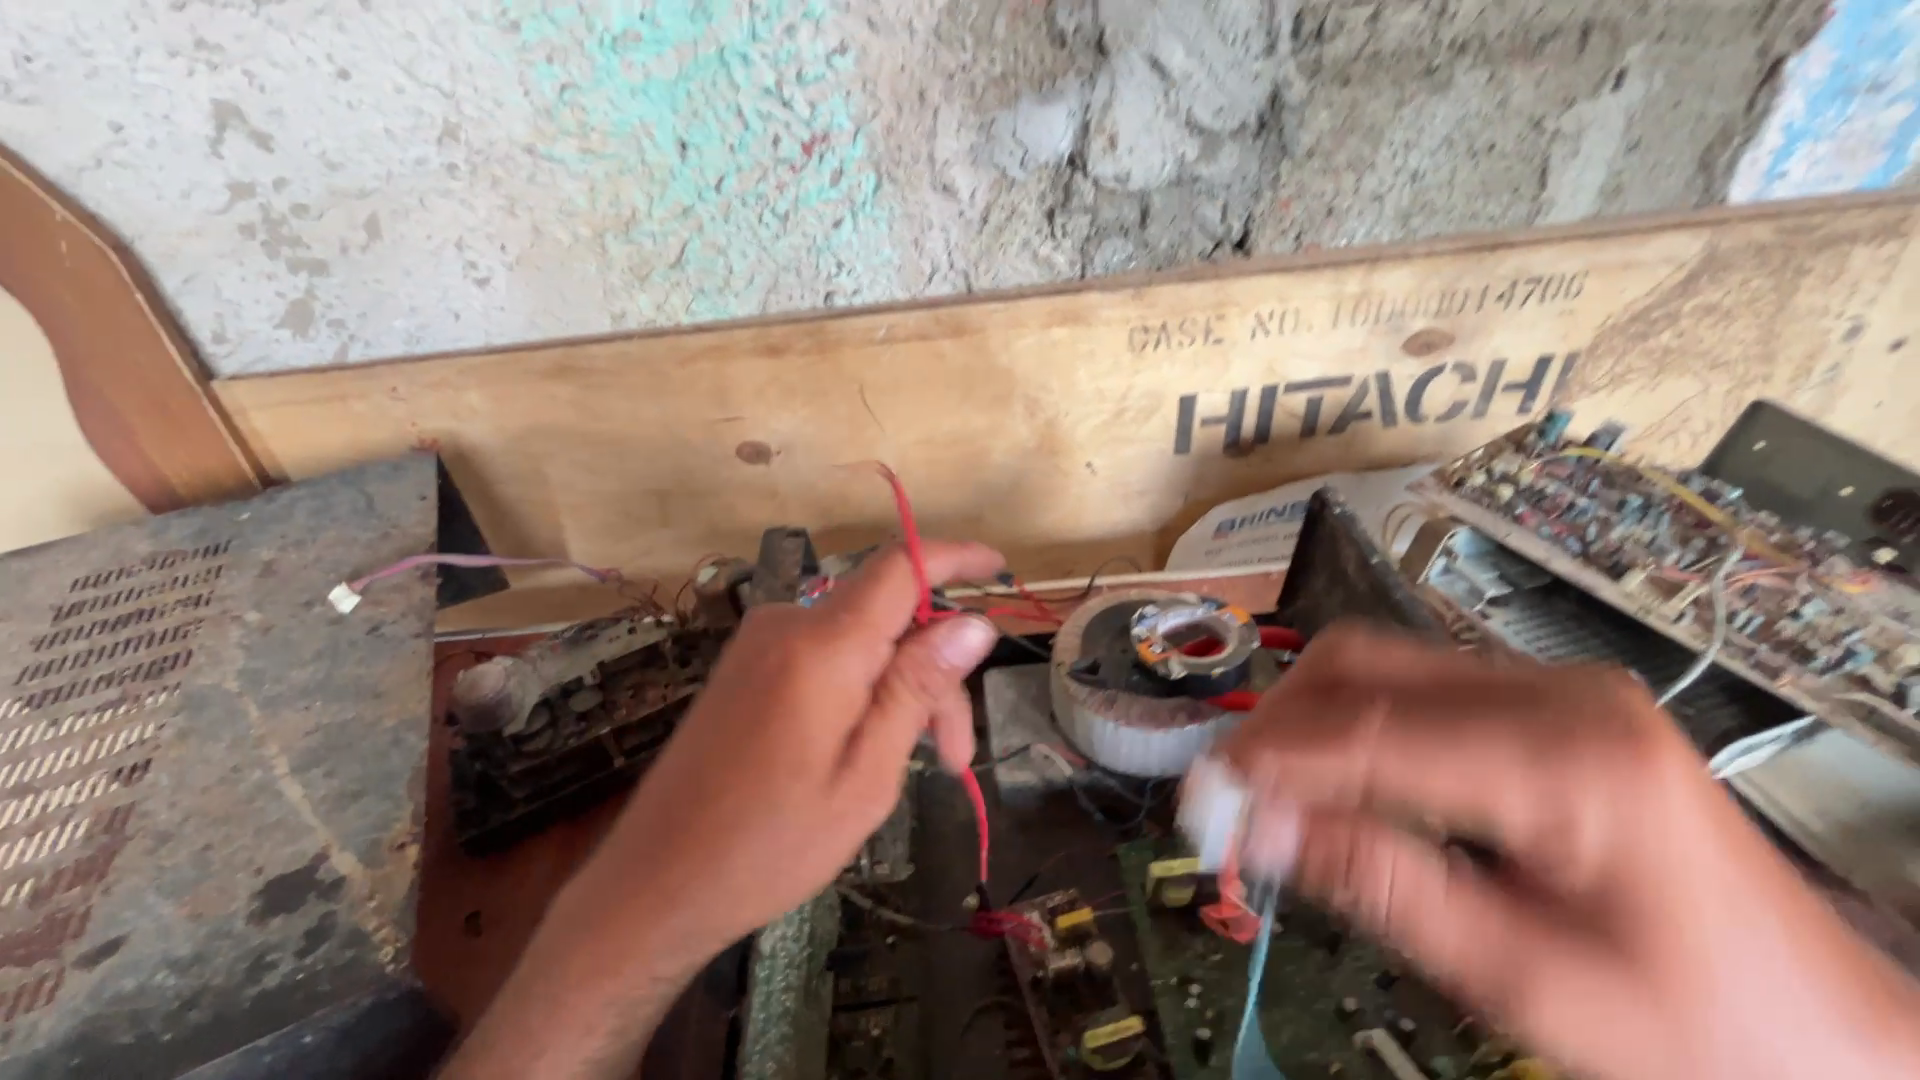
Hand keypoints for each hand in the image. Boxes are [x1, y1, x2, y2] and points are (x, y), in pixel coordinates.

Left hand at [573, 539, 1003, 958]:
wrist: (657, 882)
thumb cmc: (771, 845)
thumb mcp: (866, 776)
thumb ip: (917, 688)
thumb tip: (973, 623)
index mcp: (821, 647)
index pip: (901, 566)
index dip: (955, 557)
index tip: (998, 568)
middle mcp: (788, 624)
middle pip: (888, 612)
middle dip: (933, 670)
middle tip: (953, 754)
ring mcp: (761, 643)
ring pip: (861, 638)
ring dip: (900, 687)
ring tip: (916, 765)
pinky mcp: (748, 666)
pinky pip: (826, 654)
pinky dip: (862, 687)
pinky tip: (867, 745)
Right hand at [1215, 624, 1919, 1079]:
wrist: (1829, 1037)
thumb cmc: (1694, 1031)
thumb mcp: (1525, 980)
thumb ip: (1381, 885)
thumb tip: (1262, 825)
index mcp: (1572, 760)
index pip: (1372, 730)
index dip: (1271, 759)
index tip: (1202, 794)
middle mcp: (1560, 693)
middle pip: (1366, 665)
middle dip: (1277, 723)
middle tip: (1226, 792)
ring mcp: (1554, 689)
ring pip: (1378, 664)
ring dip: (1304, 718)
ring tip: (1265, 786)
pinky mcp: (1544, 704)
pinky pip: (1412, 687)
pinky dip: (1348, 723)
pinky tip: (1329, 776)